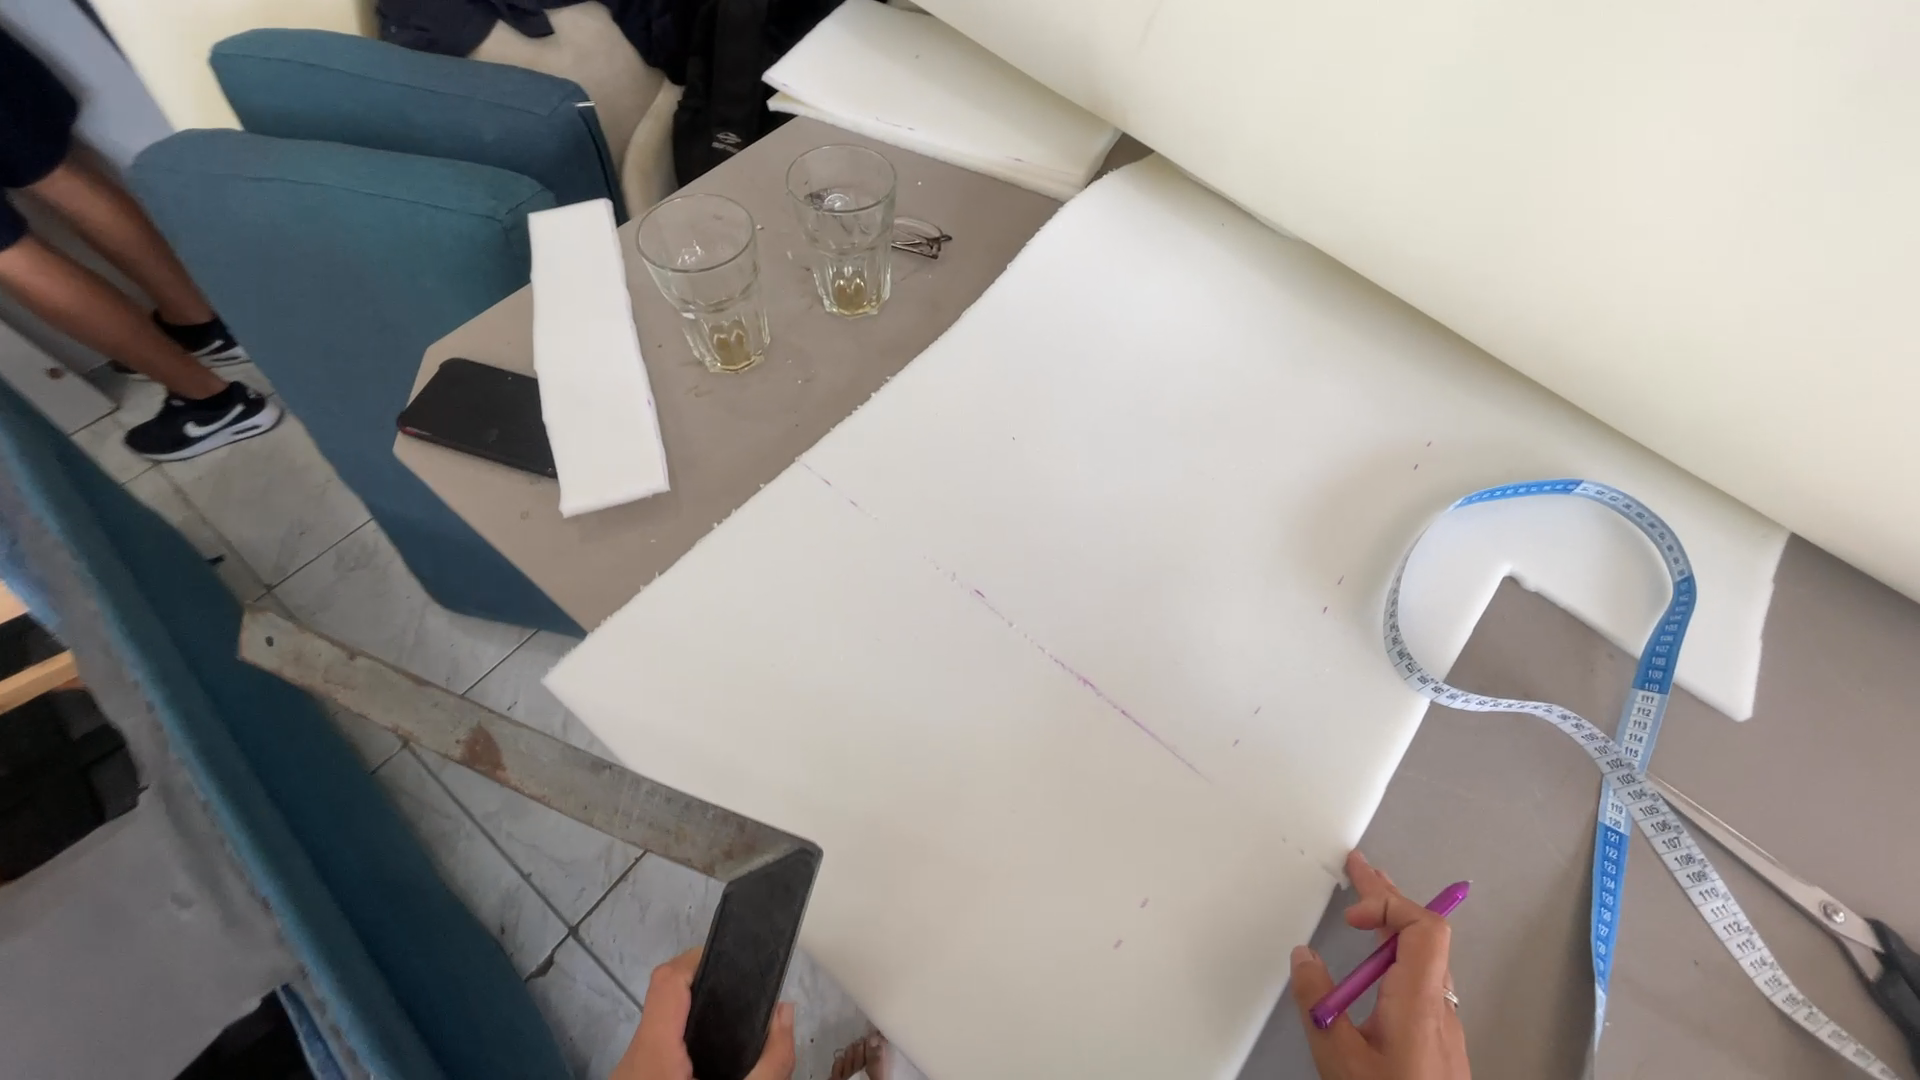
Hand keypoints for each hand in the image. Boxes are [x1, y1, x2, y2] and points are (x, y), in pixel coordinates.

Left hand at [610, 948, 796, 1079]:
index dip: (698, 957)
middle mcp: (631, 1062)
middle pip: (666, 1006)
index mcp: (653, 1054)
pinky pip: (656, 1062)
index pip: (666, 979)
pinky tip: (712, 1068)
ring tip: (736, 1035)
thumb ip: (772, 1062)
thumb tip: (786, 1012)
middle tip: (747, 1001)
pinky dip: (685, 1056)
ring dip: (696, 1031)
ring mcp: (627, 1079)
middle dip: (707, 999)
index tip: (734, 958)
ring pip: (660, 1037)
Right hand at [1290, 852, 1470, 1079]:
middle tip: (1359, 868)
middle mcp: (1439, 1008)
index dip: (1388, 904)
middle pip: (1426, 934)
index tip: (1351, 909)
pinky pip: (1423, 978)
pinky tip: (1377, 959)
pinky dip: (1398, 951)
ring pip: (1427, 956)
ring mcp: (1443, 1025)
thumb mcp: (1339, 1058)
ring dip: (1395, 922)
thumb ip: (1319, 1002)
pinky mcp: (1439, 1042)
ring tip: (1366, 903)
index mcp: (1419, 1003)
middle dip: (1389, 896)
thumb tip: (1305, 957)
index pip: (1422, 928)